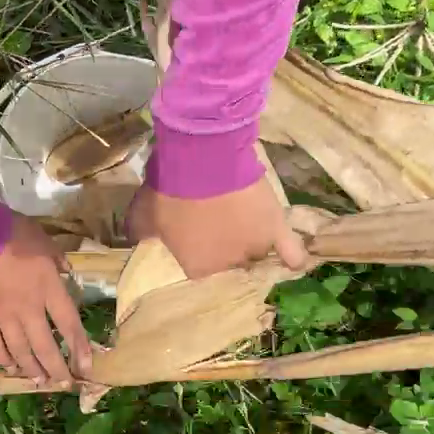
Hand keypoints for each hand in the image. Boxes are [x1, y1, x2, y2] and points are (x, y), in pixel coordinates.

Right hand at [0, 215, 92, 382]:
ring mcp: (3, 316)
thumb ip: (57, 258)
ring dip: (32, 368)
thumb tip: (67, 271)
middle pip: (46, 345)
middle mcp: (28, 308)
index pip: (69, 323)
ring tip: (40, 382)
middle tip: (65, 384)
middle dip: (57, 367)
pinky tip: (10, 367)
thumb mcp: (42, 238)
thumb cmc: (7, 233)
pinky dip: (2, 358)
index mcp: (47, 287)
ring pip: (20, 350)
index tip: (87, 367)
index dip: (80, 347)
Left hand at [128, 181, 308, 279]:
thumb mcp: (141, 217)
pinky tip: (295, 263)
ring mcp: (255, 246)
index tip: (193, 244)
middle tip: (217, 230)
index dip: (197, 257)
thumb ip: (141, 234)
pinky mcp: (276, 226)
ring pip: (256, 254)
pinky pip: (291, 249)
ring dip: (250, 246)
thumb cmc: (168, 191)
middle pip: (230, 265)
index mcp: (197, 268)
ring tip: (244, 231)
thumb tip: (138, 240)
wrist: (204, 160)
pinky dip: (292, 256)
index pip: (199, 273)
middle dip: (223, 251)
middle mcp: (228, 264)